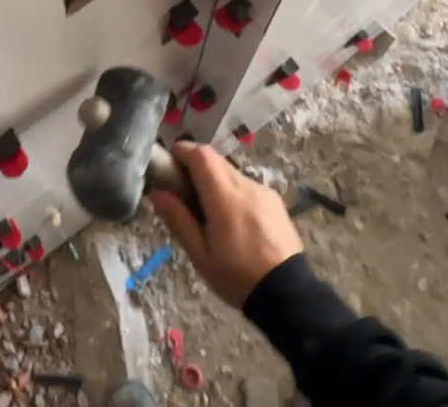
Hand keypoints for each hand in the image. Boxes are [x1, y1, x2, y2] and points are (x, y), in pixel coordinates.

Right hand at [148, 141, 302, 307]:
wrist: (290, 296)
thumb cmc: (238, 277)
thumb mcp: (200, 255)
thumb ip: (178, 219)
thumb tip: (156, 192)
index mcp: (225, 197)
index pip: (201, 154)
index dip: (181, 152)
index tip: (168, 166)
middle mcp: (246, 186)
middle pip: (214, 160)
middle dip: (194, 167)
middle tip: (183, 194)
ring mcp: (263, 192)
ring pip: (230, 173)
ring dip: (214, 182)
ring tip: (209, 214)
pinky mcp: (275, 201)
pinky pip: (246, 186)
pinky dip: (232, 192)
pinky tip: (233, 222)